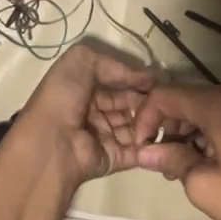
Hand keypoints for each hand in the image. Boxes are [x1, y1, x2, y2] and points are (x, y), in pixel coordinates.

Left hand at [18, 42, 155, 183]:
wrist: (53, 141)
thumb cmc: (64, 96)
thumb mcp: (82, 61)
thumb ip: (113, 64)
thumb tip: (145, 75)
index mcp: (84, 88)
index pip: (116, 82)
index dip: (135, 80)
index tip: (157, 79)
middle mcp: (95, 111)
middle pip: (128, 103)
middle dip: (146, 100)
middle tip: (164, 99)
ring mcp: (105, 136)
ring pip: (136, 126)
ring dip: (151, 120)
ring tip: (166, 116)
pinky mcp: (114, 158)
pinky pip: (137, 150)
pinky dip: (151, 143)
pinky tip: (165, 135)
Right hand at [134, 83, 220, 219]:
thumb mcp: (203, 185)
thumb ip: (171, 160)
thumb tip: (144, 151)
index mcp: (215, 103)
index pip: (163, 95)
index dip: (144, 119)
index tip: (138, 149)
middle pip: (182, 98)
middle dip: (163, 126)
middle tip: (156, 162)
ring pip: (199, 109)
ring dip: (181, 133)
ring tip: (176, 169)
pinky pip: (217, 119)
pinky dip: (201, 136)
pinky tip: (200, 165)